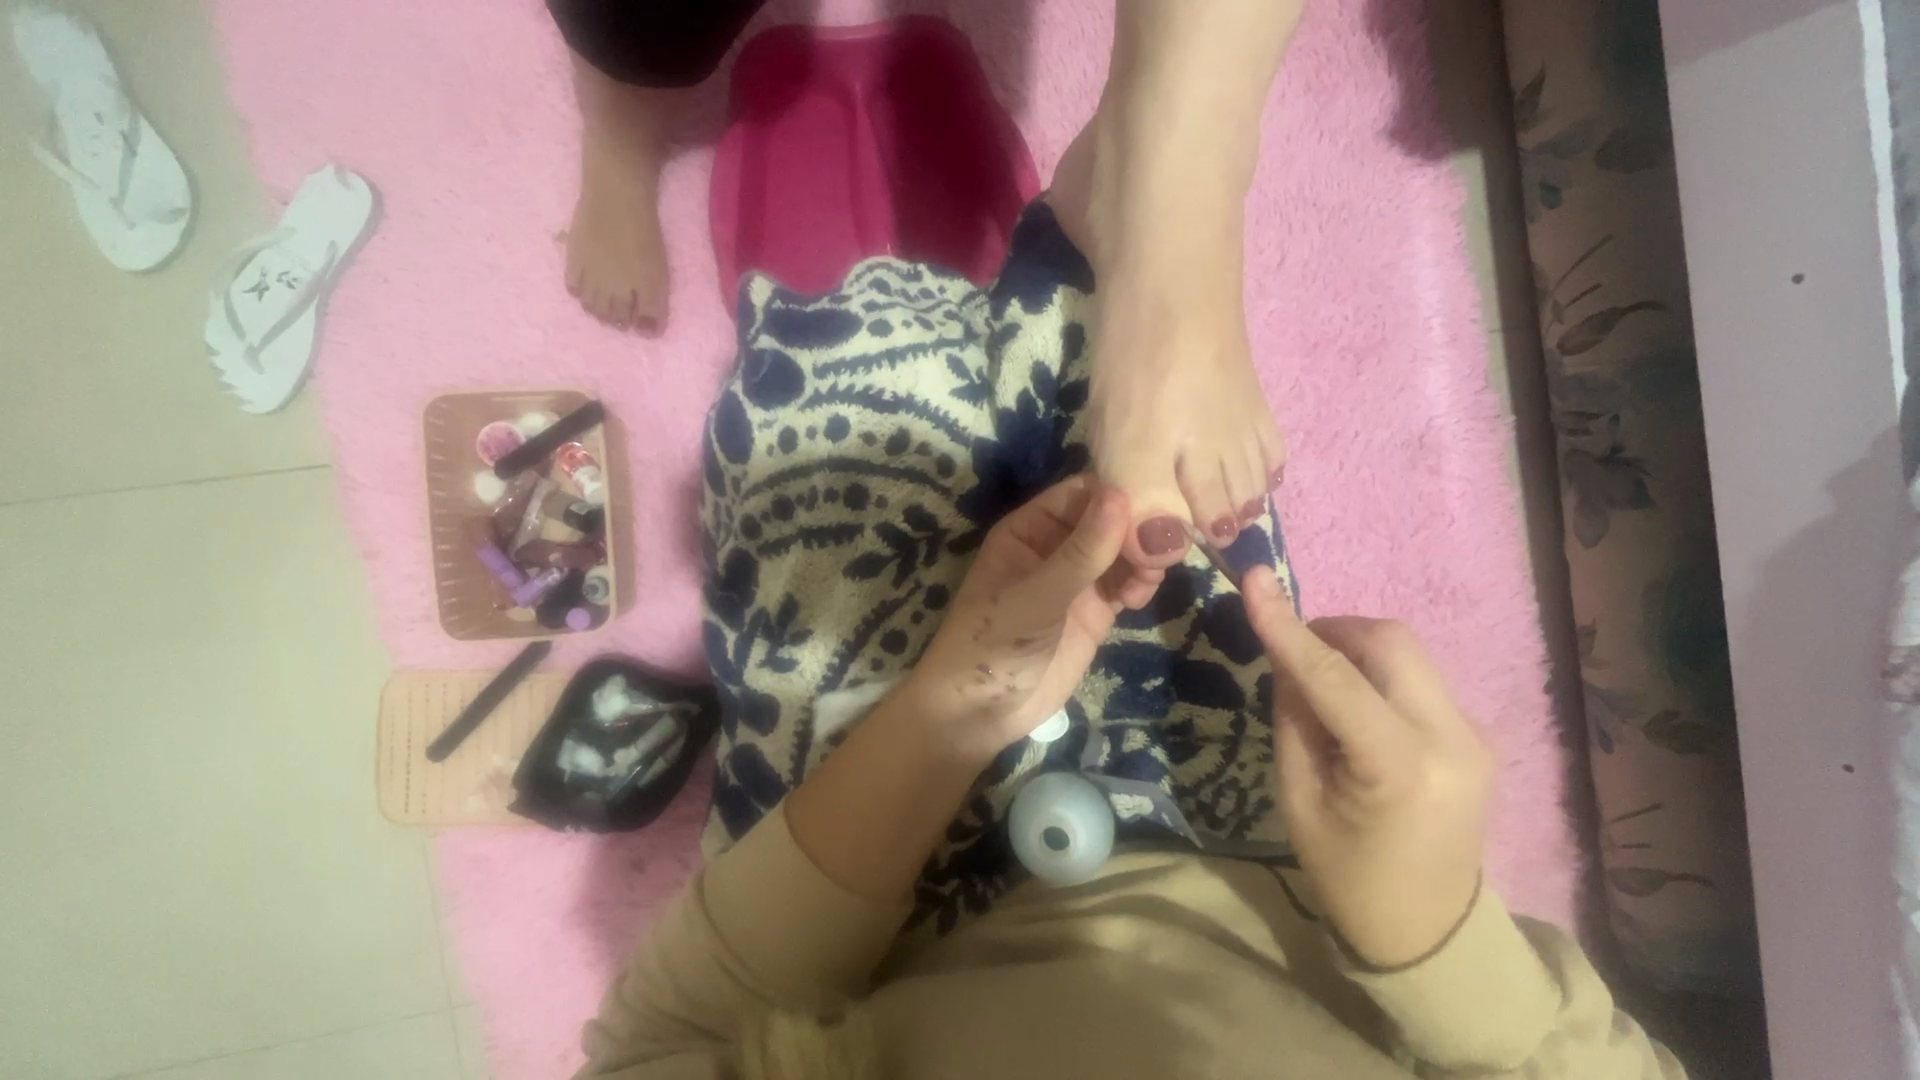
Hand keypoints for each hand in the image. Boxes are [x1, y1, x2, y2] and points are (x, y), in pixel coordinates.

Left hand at [904, 475, 1161, 760]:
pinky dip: (1142, 583)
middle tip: (1163, 546)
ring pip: (1124, 549)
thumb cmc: (992, 644)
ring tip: (1150, 575)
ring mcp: (1078, 578)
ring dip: (1144, 556)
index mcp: (1029, 528)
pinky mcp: (1096, 610)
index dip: (1118, 491)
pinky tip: (1140, 597)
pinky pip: (1128, 582)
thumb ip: (1080, 552)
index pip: (1082, 492)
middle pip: (1111, 518)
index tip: (1156, 503)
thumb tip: (1121, 495)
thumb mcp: (1035, 596)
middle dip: (1138, 527)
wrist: (981, 712)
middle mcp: (1056, 545)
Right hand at [1241, 565, 1494, 968]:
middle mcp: (1451, 739)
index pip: (1334, 677)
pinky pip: (1418, 678)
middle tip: (1290, 646)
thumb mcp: (1297, 796)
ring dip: (1355, 647)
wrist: (1429, 930)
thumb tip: (1286, 655)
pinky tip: (1354, 705)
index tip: (1251, 579)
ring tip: (1319, 678)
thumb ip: (1294, 716)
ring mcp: (1474, 734)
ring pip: (1408, 652)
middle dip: (1332, 628)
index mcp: (1398, 767)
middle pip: (1390, 642)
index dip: (1287, 626)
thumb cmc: (1346, 872)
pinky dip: (1377, 672)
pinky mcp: (1476, 735)